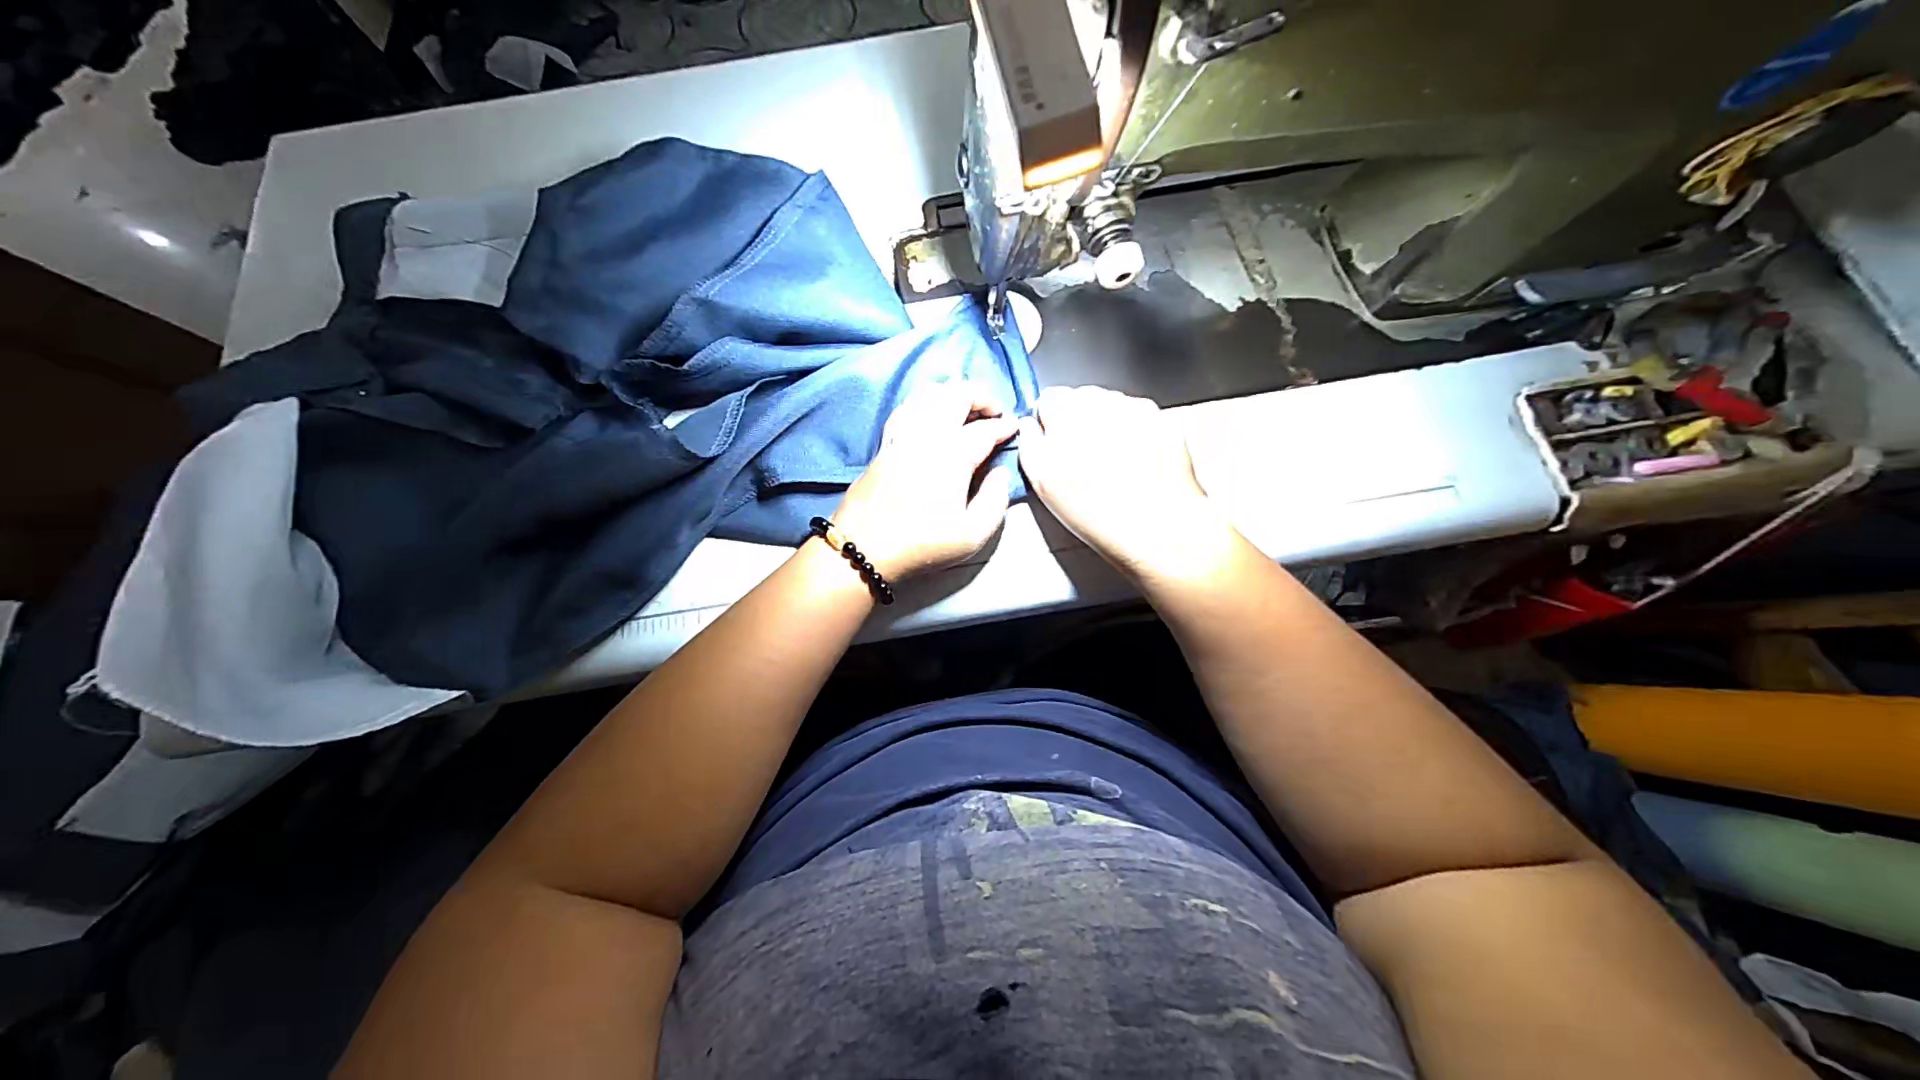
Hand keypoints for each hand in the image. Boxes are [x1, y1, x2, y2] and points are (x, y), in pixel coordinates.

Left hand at [829, 381, 1017, 580]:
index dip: (1004, 426)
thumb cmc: (921, 545)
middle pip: (956, 394)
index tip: (1013, 429)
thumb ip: (996, 500)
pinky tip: (930, 413)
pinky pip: (907, 406)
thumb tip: (1000, 473)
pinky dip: (925, 401)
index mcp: (953, 455)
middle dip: (981, 396)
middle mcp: (927, 435)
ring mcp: (902, 435)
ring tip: (965, 409)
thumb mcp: (973, 534)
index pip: (985, 428)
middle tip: (993, 411)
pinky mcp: (884, 443)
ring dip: (952, 393)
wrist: (863, 548)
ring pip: (928, 393)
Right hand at [1017, 385, 1235, 581]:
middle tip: (1082, 463)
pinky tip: (1134, 467)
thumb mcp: (1042, 481)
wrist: (1157, 526)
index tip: (1054, 446)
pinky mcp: (1164, 422)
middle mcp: (1103, 400)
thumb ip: (1029, 444)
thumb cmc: (1098, 509)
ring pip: (1112, 409)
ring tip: (1111, 468)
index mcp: (1066, 411)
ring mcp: (1137, 409)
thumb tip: (1030, 427)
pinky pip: (1141, 422)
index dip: (1048, 425)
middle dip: (1079, 424)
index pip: (1048, 400)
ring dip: (1108, 429)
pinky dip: (1135, 437)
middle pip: (1082, 401)